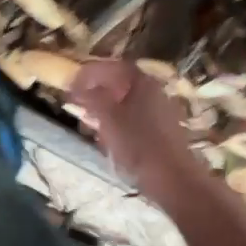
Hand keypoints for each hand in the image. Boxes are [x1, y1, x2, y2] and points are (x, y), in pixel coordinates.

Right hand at [69, 59, 202, 194]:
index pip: (113, 67)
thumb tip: (77, 87)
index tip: (71, 85)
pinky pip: (133, 120)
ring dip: (104, 111)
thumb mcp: (108, 119)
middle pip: (120, 85)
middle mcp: (154, 92)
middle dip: (96, 93)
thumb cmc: (138, 144)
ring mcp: (160, 113)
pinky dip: (116, 125)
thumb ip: (92, 99)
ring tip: (89, 127)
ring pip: (125, 104)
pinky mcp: (161, 133)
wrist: (173, 179)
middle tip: (77, 105)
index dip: (90, 73)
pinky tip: (107, 141)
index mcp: (143, 83)